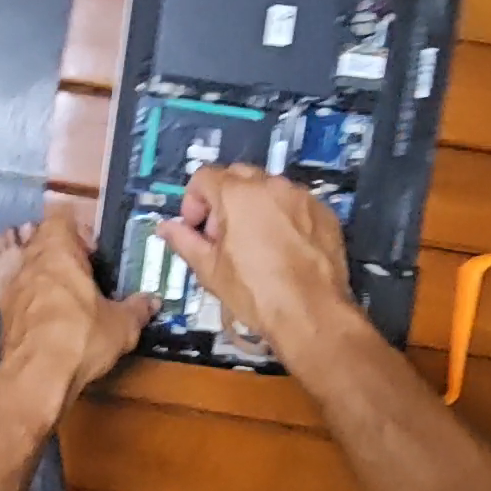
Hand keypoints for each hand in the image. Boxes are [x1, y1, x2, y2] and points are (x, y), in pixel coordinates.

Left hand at [0, 215, 158, 395]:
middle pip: (37, 232)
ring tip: (43, 267)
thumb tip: (152, 301)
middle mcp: (30, 257)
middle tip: (76, 265)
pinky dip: (3, 270)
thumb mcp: (121, 324)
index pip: (62, 218)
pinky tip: (16, 279)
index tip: (94, 253)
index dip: (79, 231)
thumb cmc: (83, 336)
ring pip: (11, 248)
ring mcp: (9, 280)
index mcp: (59, 250)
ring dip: (25, 251)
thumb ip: (137, 308)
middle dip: (54, 243)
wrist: (38, 373)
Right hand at [155, 165, 354, 352]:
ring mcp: (302, 197)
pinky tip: (281, 249)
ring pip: (267, 189)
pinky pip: (294, 204)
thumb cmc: (255, 293)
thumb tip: (166, 227)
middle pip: (236, 177)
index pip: (204, 177)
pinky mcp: (324, 213)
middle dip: (222, 200)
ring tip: (252, 244)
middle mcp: (271, 186)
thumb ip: (185, 241)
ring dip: (252, 207)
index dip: (193, 201)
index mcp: (237, 194)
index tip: (195, 228)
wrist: (312, 314)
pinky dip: (282, 217)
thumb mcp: (209, 269)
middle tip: (220, 236)